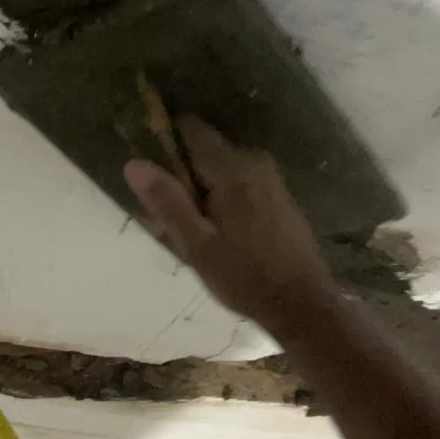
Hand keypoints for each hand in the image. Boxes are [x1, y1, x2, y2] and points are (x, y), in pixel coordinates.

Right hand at [125, 118, 339, 337]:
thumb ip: (166, 201)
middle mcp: (254, 161)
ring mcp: (270, 178)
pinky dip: (219, 195)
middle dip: (179, 172)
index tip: (148, 168)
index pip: (189, 128)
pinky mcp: (277, 195)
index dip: (163, 141)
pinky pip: (236, 180)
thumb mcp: (196, 245)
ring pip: (218, 167)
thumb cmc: (246, 277)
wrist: (306, 310)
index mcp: (233, 168)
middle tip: (165, 212)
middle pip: (202, 149)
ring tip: (188, 225)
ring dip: (199, 187)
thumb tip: (133, 163)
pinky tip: (215, 229)